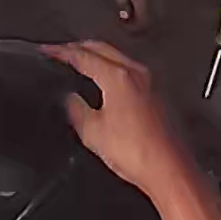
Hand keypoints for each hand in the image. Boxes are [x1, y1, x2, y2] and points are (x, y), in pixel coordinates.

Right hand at [43, 41, 192, 196]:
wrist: (172, 172)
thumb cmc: (140, 155)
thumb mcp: (93, 133)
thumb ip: (76, 109)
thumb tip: (70, 99)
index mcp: (118, 77)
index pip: (82, 55)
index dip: (61, 51)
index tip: (48, 50)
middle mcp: (136, 72)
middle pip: (101, 47)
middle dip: (77, 47)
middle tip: (61, 51)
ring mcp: (150, 80)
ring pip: (116, 55)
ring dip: (96, 54)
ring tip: (80, 61)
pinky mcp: (158, 92)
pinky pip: (128, 67)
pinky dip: (111, 65)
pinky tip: (106, 78)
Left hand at [103, 0, 149, 27]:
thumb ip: (121, 0)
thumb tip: (126, 15)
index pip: (144, 20)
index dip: (134, 28)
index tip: (125, 28)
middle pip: (146, 14)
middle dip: (135, 21)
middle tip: (123, 22)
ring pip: (144, 4)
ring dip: (134, 10)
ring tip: (123, 12)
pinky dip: (134, 0)